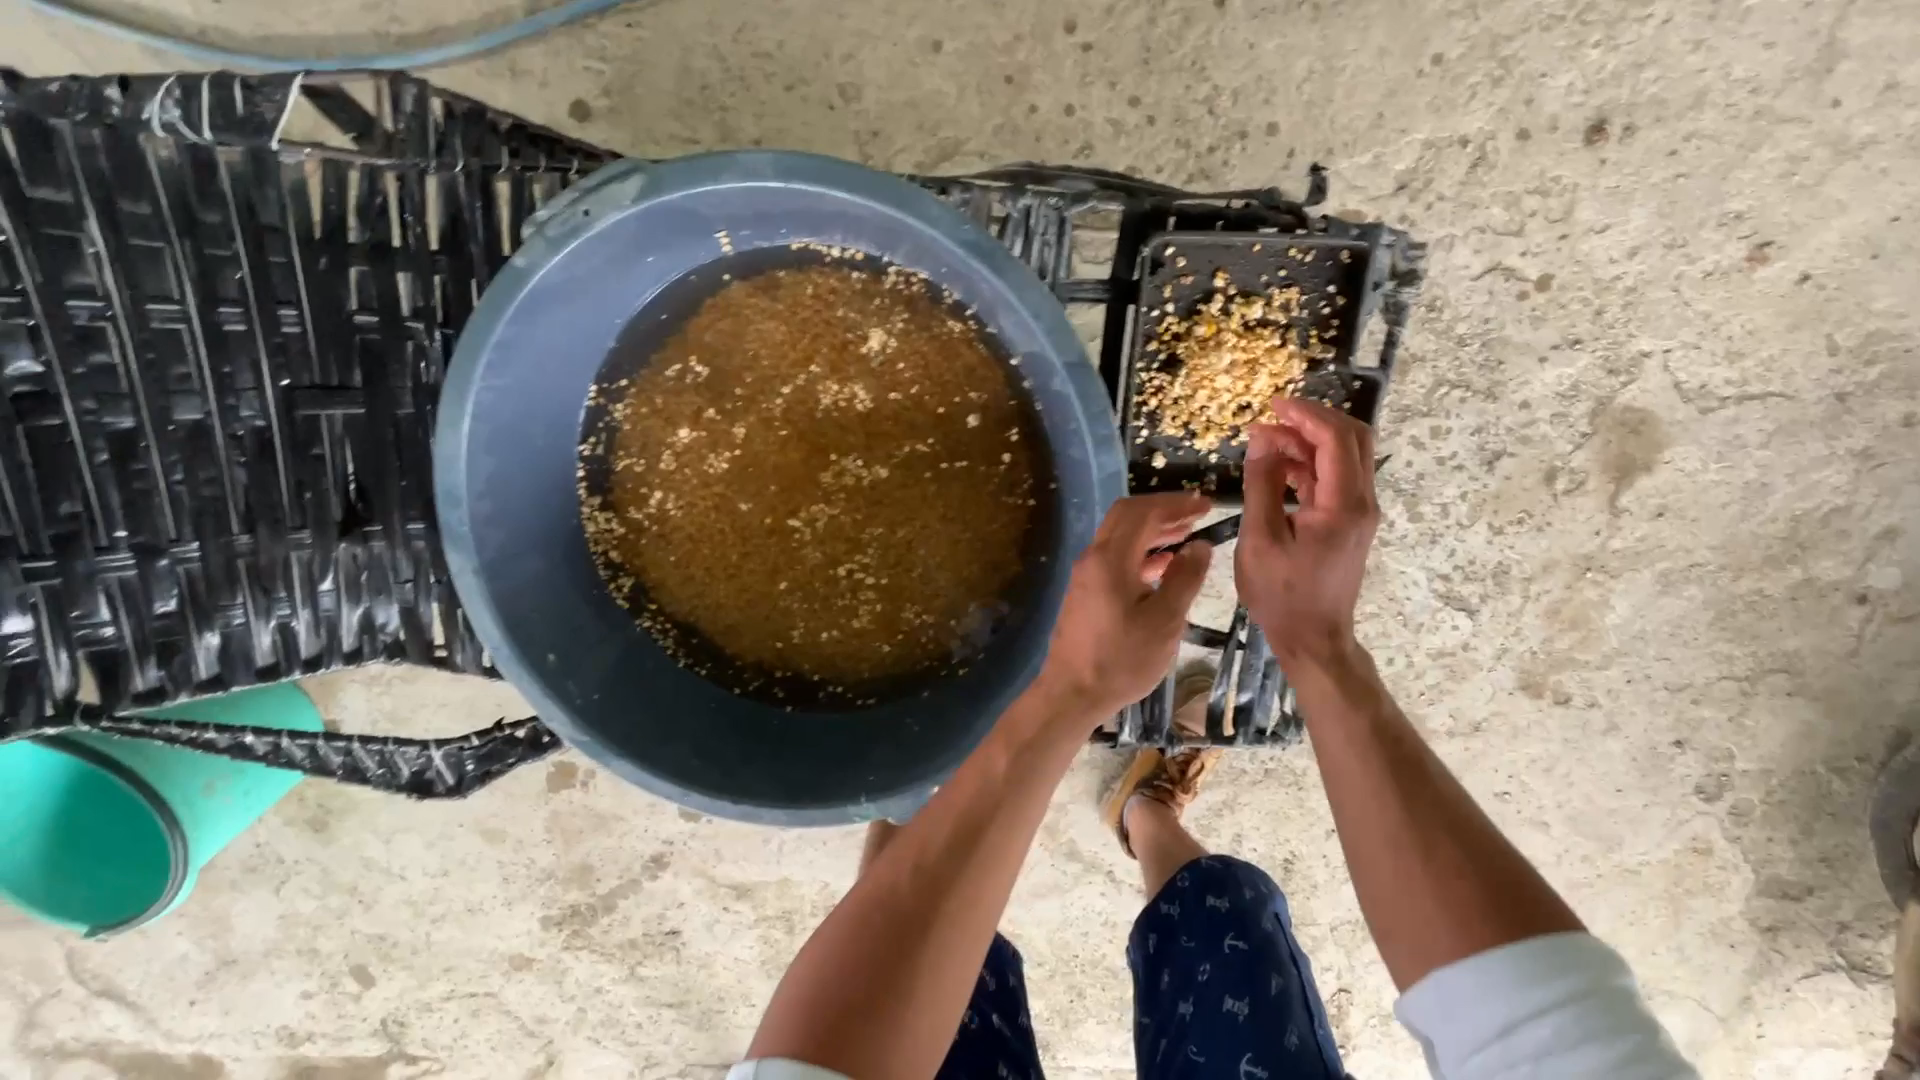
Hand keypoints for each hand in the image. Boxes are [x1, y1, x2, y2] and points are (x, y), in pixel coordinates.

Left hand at [1037, 493, 1213, 719]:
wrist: (1072, 693)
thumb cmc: (1122, 660)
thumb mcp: (1165, 621)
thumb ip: (1185, 579)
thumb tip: (1199, 545)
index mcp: (1110, 559)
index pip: (1142, 512)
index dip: (1176, 503)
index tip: (1206, 504)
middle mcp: (1092, 558)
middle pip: (1126, 516)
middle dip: (1163, 510)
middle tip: (1197, 514)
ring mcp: (1086, 575)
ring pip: (1120, 537)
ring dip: (1152, 531)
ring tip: (1187, 535)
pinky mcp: (1086, 592)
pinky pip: (1115, 557)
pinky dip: (1141, 552)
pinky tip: (1164, 565)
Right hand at [1235, 398, 1379, 667]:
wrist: (1313, 638)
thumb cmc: (1282, 595)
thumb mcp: (1259, 538)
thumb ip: (1262, 484)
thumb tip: (1260, 440)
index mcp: (1344, 505)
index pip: (1335, 439)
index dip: (1305, 415)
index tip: (1271, 405)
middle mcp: (1362, 502)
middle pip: (1352, 439)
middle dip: (1312, 421)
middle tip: (1272, 419)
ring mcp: (1359, 513)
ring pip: (1345, 457)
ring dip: (1309, 442)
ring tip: (1266, 443)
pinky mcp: (1349, 523)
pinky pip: (1335, 479)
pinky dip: (1310, 464)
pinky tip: (1278, 467)